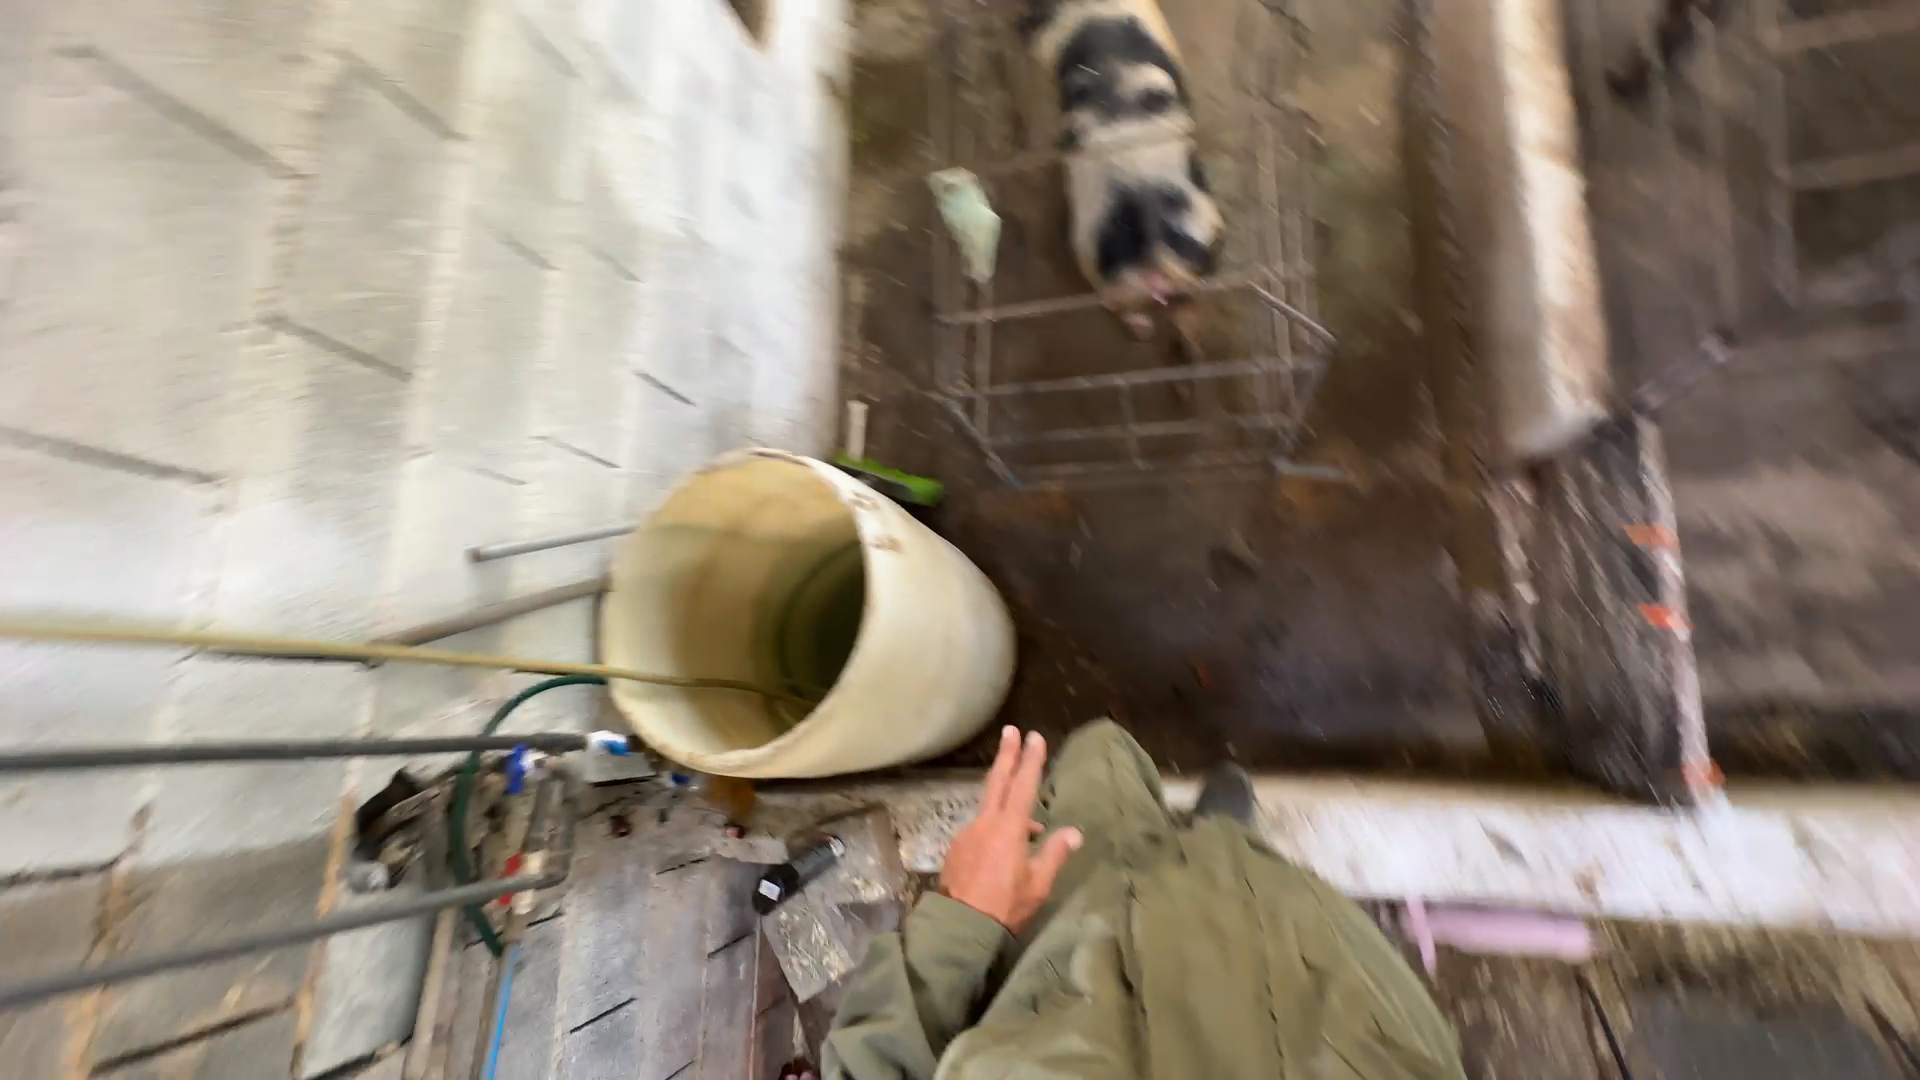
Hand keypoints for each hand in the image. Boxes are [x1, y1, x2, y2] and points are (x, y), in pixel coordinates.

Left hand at [940, 727, 1082, 931]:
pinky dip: (994, 829)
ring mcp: (968, 833)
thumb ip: (1054, 854)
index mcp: (1009, 828)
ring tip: (1027, 828)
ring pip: (989, 808)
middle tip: (1010, 731)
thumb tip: (1073, 832)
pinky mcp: (956, 847)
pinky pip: (980, 829)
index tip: (1035, 737)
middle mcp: (986, 822)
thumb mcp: (1038, 885)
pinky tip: (1002, 850)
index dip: (1031, 760)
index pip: (1023, 785)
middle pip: (998, 781)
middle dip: (1006, 755)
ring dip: (1005, 803)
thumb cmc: (1005, 906)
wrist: (959, 927)